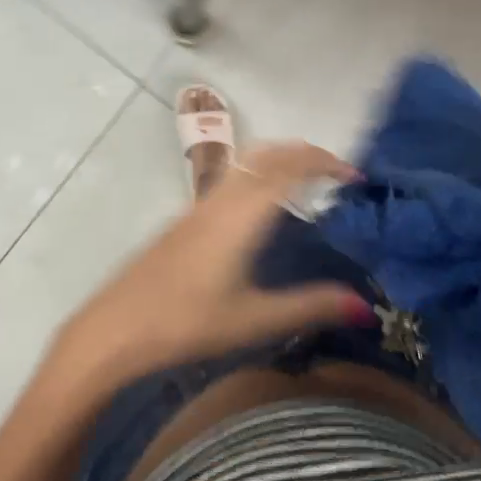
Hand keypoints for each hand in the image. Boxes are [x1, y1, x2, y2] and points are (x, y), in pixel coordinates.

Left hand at [54, 142, 371, 384]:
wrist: (116, 327)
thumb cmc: (187, 322)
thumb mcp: (254, 319)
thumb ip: (310, 307)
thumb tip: (364, 304)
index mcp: (243, 213)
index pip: (291, 167)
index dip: (326, 163)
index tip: (355, 176)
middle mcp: (222, 198)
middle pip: (268, 153)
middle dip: (305, 153)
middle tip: (337, 173)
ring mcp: (199, 205)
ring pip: (246, 162)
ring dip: (279, 159)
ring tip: (307, 182)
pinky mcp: (185, 219)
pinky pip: (232, 177)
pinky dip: (259, 174)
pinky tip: (263, 209)